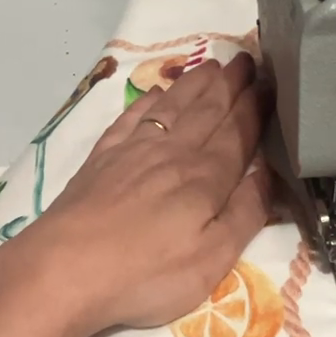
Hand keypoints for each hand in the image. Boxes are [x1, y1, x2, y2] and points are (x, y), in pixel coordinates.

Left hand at [8, 54, 274, 336]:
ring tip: (212, 66)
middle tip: (247, 61)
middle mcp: (172, 155)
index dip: (256, 108)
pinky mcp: (101, 160)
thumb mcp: (212, 259)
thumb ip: (245, 215)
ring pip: (172, 107)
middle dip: (230, 86)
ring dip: (195, 85)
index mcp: (205, 180)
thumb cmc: (146, 275)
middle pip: (207, 112)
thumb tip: (268, 174)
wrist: (64, 271)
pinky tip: (157, 94)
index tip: (271, 84)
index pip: (238, 134)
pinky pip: (132, 118)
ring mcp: (132, 153)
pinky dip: (149, 101)